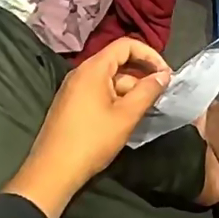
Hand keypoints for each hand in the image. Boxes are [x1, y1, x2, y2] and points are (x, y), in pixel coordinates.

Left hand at [3, 39, 171, 217]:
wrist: (52, 172)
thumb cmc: (92, 140)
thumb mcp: (126, 115)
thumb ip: (148, 91)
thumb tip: (163, 75)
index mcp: (93, 69)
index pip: (126, 45)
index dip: (150, 55)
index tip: (165, 74)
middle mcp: (81, 72)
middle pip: (118, 61)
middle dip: (142, 74)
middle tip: (160, 93)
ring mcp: (73, 88)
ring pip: (110, 79)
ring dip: (130, 89)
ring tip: (146, 109)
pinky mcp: (71, 104)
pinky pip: (99, 91)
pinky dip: (116, 98)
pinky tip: (126, 117)